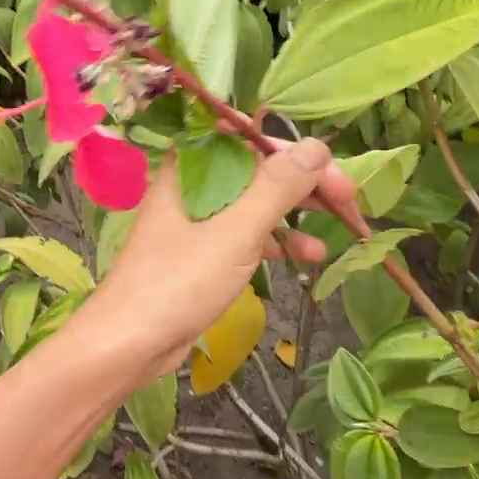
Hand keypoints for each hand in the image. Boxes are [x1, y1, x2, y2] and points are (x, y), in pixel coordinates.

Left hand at [85, 136, 354, 378]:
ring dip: (296, 212)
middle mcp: (190, 186)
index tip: (330, 168)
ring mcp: (195, 220)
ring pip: (254, 203)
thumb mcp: (236, 232)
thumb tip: (315, 146)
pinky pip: (245, 234)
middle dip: (303, 181)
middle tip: (348, 200)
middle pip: (255, 168)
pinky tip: (309, 256)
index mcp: (188, 168)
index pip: (245, 136)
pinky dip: (277, 241)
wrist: (130, 342)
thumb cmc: (179, 281)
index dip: (291, 148)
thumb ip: (276, 187)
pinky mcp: (201, 252)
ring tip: (343, 227)